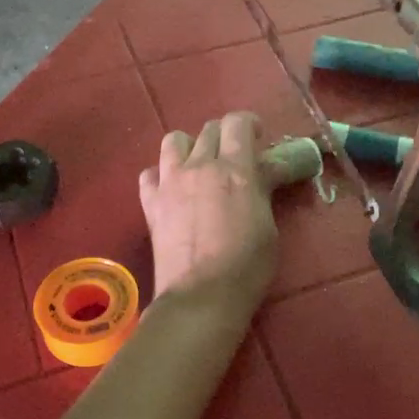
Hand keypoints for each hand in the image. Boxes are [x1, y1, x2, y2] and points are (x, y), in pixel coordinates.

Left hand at [139, 111, 279, 313]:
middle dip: (225, 137)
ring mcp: (170, 183)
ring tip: (199, 166)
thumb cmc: (247, 266)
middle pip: (209, 129)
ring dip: (190, 147)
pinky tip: (172, 190)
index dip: (249, 123)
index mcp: (235, 169)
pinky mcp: (150, 203)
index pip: (237, 123)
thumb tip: (268, 170)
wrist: (201, 296)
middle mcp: (200, 166)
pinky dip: (161, 175)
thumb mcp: (268, 226)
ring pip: (175, 141)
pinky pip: (149, 173)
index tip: (257, 137)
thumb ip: (264, 190)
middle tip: (234, 157)